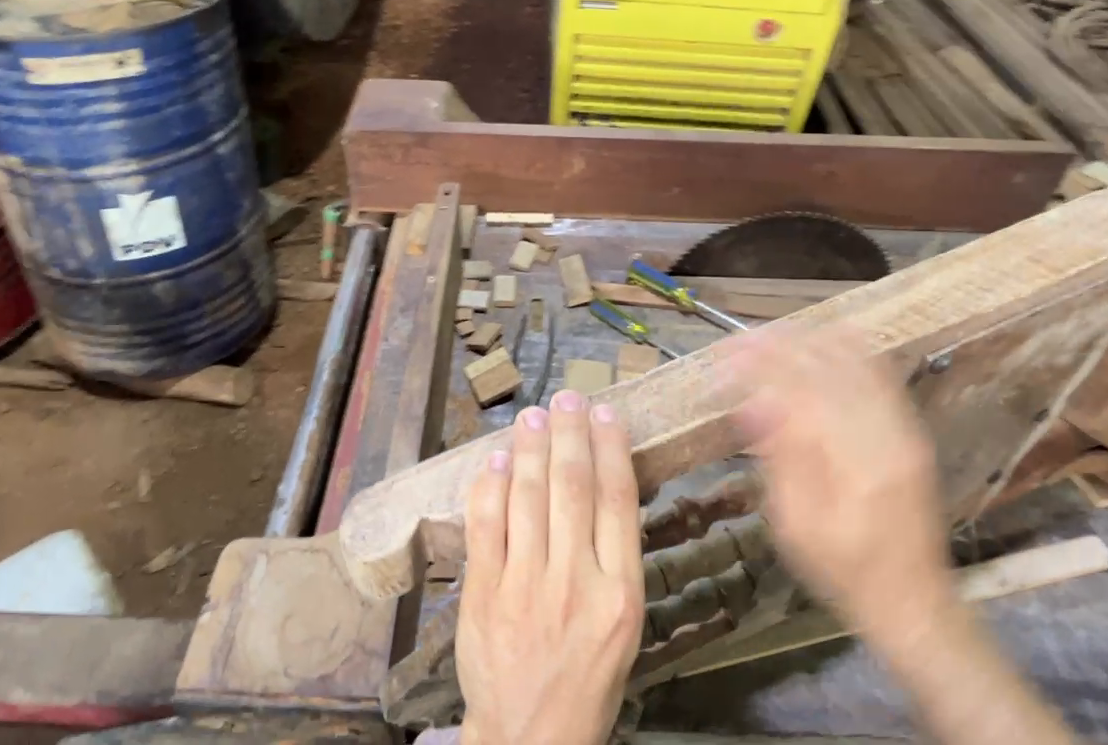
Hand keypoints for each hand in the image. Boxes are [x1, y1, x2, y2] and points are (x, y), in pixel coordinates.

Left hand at [457, 390, 644, 744]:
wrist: (531, 735)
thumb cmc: (588, 678)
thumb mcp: (623, 622)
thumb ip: (612, 557)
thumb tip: (597, 489)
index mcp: (620, 591)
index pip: (616, 500)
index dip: (610, 448)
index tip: (605, 413)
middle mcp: (575, 581)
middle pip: (571, 487)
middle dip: (568, 433)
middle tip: (566, 397)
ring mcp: (525, 585)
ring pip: (528, 497)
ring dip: (530, 448)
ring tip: (532, 415)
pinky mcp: (484, 593)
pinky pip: (486, 526)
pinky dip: (491, 486)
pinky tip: (498, 459)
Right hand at [727, 321, 954, 648]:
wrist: (913, 599)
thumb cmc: (844, 572)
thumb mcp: (798, 527)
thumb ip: (781, 461)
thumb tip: (753, 405)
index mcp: (855, 462)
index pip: (800, 390)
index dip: (759, 366)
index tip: (725, 357)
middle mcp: (885, 434)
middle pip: (829, 368)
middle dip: (780, 345)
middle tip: (739, 340)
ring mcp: (903, 428)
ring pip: (857, 362)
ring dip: (811, 340)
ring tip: (772, 333)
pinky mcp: (909, 430)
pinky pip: (881, 373)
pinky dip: (849, 348)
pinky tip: (825, 337)